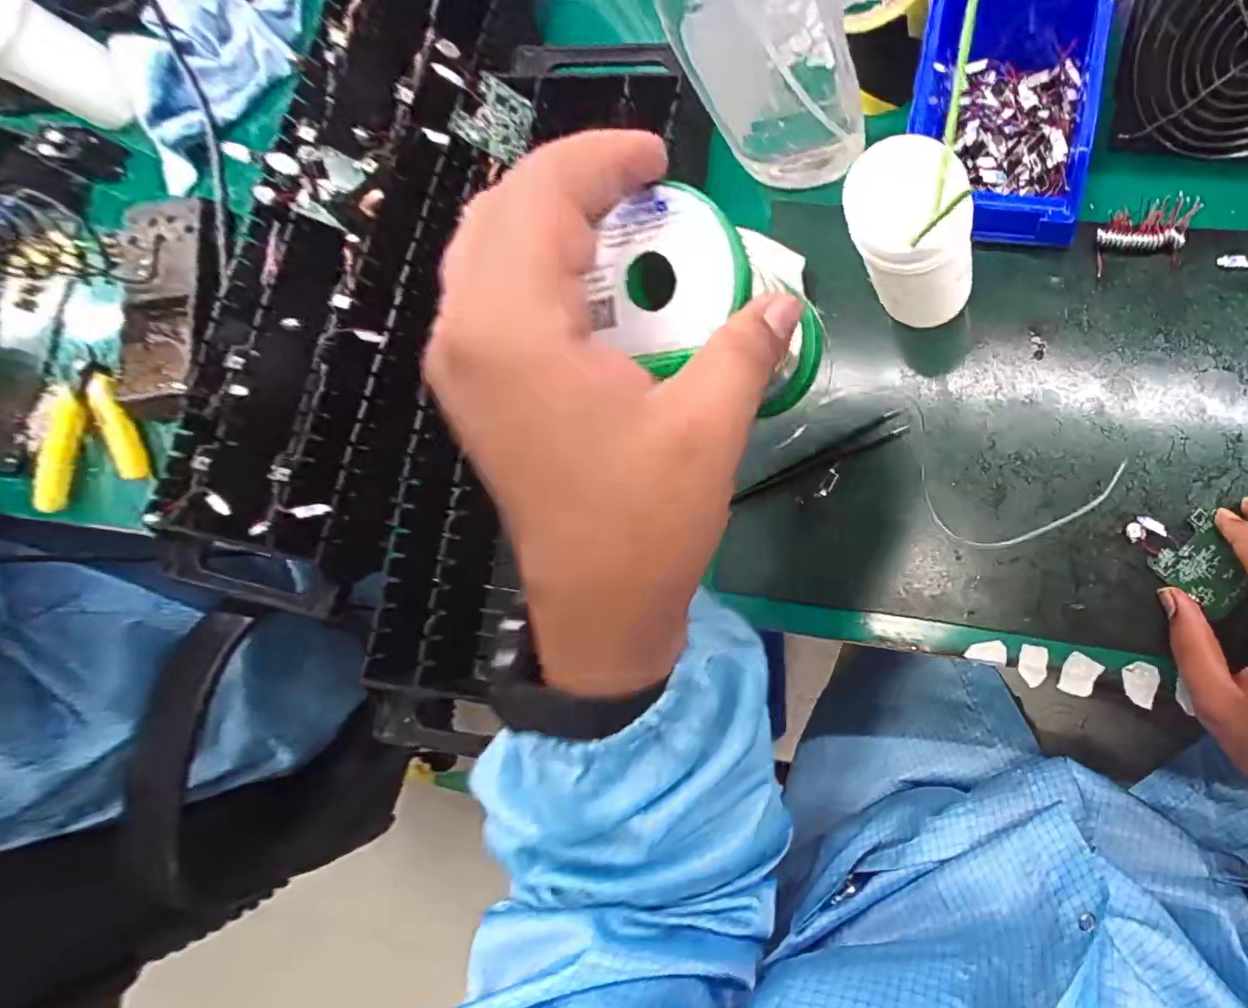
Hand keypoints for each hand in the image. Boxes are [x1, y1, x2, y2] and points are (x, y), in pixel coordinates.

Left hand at [425, 132, 804, 697]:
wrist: (600, 609)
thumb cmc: (647, 522)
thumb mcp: (708, 427)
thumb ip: (745, 347)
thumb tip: (782, 300)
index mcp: (513, 330)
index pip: (539, 200)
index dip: (599, 161)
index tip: (659, 157)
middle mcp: (468, 336)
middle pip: (504, 217)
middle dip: (575, 188)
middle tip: (648, 192)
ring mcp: (466, 370)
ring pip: (494, 258)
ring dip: (558, 231)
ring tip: (628, 233)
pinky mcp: (482, 397)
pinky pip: (500, 303)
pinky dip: (549, 278)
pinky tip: (604, 296)